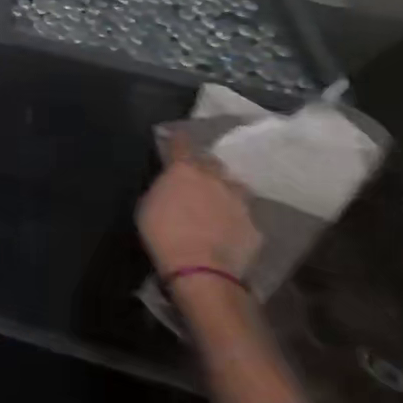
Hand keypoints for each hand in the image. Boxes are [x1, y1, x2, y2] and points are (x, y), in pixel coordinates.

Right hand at [137, 143, 260, 278]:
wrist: (201, 268)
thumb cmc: (162, 232)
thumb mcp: (148, 203)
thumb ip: (163, 186)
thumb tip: (170, 181)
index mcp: (185, 170)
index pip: (181, 144)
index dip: (177, 138)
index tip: (174, 134)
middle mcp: (216, 179)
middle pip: (212, 162)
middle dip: (204, 164)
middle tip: (195, 172)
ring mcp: (239, 202)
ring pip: (233, 186)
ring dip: (224, 188)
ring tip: (216, 198)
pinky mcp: (254, 225)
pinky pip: (243, 213)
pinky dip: (233, 215)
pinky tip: (226, 226)